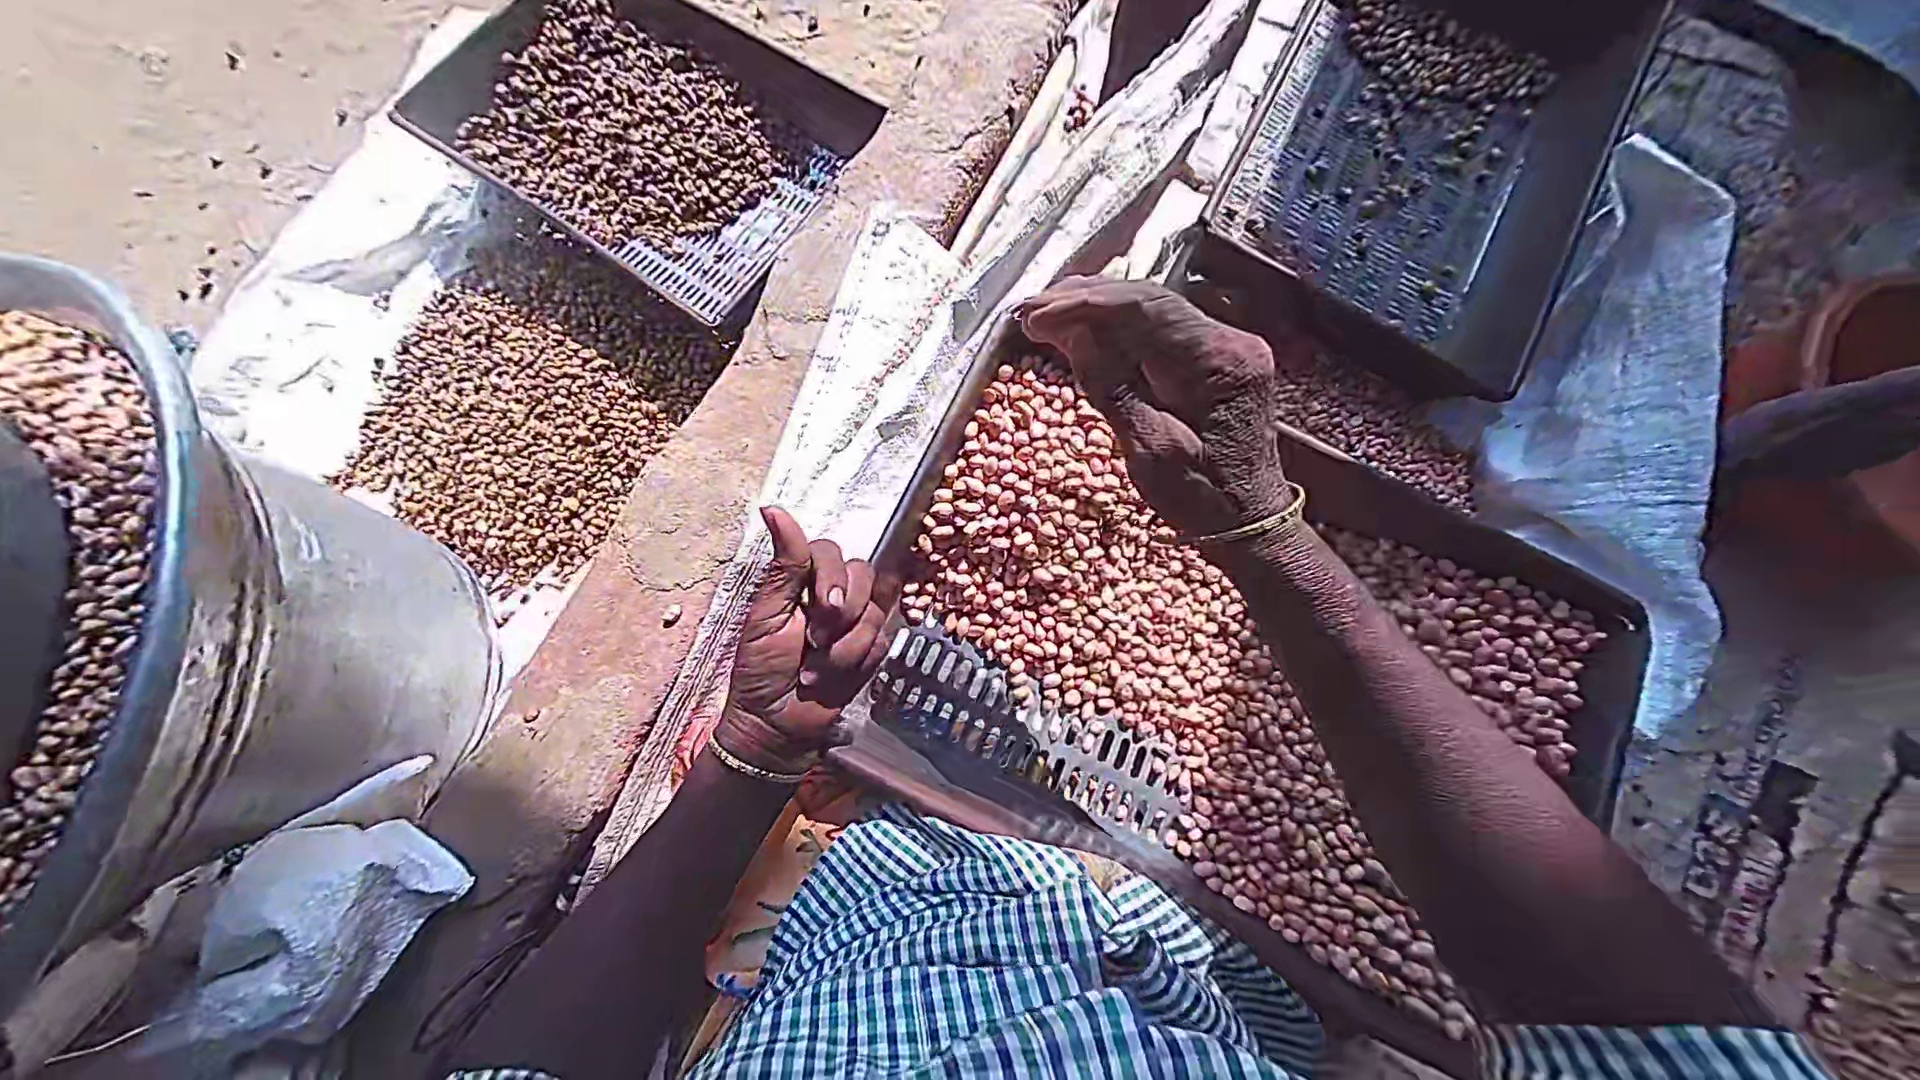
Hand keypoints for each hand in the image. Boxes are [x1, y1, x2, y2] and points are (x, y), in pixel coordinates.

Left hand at [720, 507, 898, 775]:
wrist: (777, 723)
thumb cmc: (761, 667)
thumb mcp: (766, 614)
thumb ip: (784, 564)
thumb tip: (773, 508)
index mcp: (804, 579)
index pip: (833, 552)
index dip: (832, 577)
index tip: (818, 609)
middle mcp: (835, 591)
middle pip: (863, 573)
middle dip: (841, 612)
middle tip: (813, 642)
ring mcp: (858, 618)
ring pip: (874, 609)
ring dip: (844, 645)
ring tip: (815, 667)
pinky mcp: (873, 645)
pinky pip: (882, 638)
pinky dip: (856, 659)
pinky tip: (833, 674)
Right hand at [1020, 276, 1288, 537]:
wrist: (1246, 519)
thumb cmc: (1202, 497)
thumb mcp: (1150, 451)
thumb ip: (1112, 389)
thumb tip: (1074, 336)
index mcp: (1221, 363)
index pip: (1147, 309)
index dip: (1086, 306)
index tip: (1037, 315)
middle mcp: (1229, 341)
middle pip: (1148, 299)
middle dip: (1084, 300)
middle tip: (1030, 309)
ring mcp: (1223, 346)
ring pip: (1149, 309)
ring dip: (1095, 308)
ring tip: (1045, 312)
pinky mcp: (1209, 358)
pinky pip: (1155, 330)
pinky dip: (1114, 328)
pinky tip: (1079, 327)